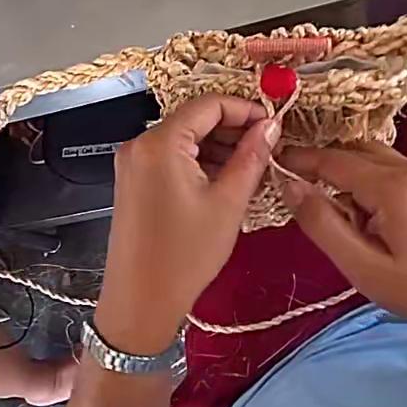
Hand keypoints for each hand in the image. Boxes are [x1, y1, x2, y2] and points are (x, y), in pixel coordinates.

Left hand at [96, 95, 279, 354]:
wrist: (140, 302)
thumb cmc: (185, 255)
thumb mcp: (228, 202)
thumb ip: (251, 156)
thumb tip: (270, 125)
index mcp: (160, 142)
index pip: (209, 104)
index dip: (245, 109)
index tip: (273, 124)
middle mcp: (140, 143)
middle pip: (194, 118)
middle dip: (233, 129)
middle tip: (266, 147)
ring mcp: (133, 162)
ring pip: (184, 138)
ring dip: (217, 146)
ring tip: (250, 166)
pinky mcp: (133, 181)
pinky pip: (171, 157)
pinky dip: (199, 162)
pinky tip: (224, 179)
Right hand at [279, 143, 406, 331]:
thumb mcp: (361, 266)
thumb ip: (322, 223)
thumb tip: (290, 186)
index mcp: (394, 186)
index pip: (334, 161)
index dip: (300, 161)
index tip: (273, 164)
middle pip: (351, 153)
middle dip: (324, 171)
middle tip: (304, 201)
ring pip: (369, 158)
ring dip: (346, 179)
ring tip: (343, 222)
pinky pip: (386, 169)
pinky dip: (365, 184)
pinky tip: (366, 219)